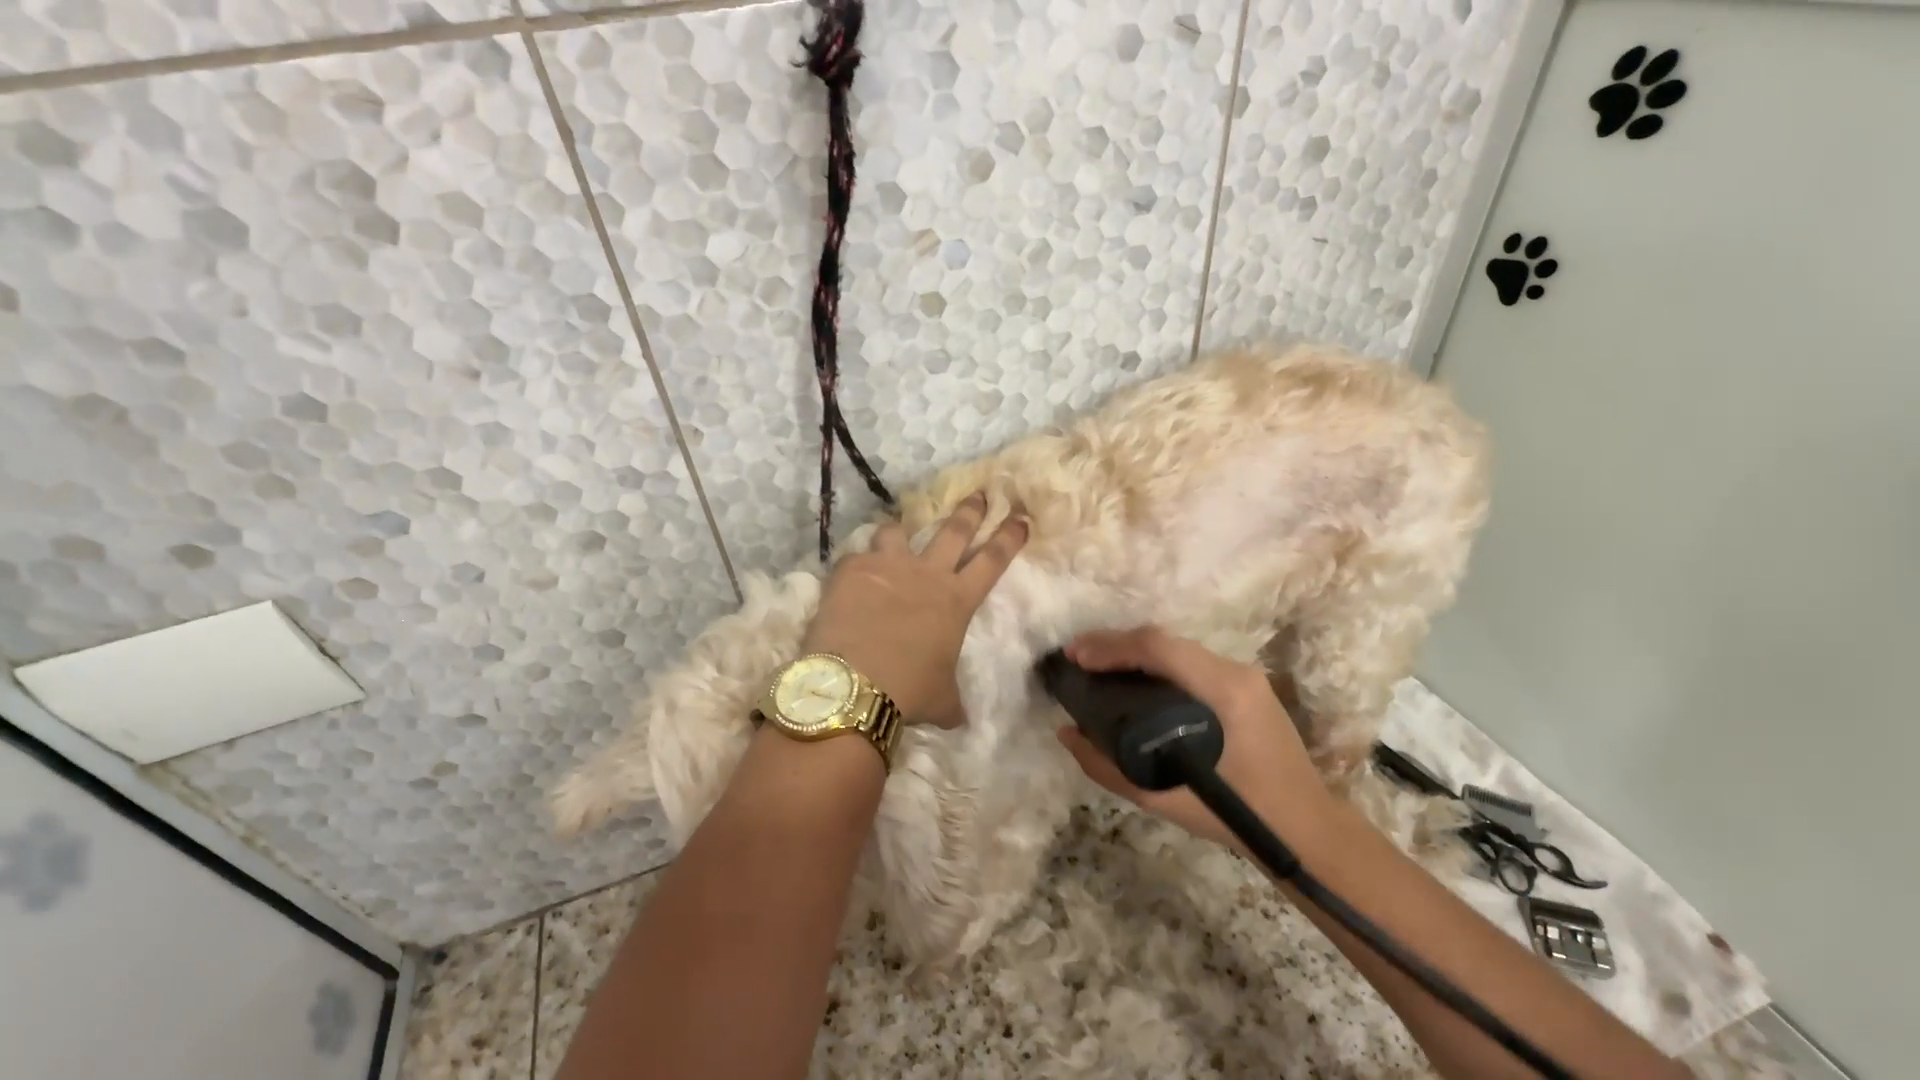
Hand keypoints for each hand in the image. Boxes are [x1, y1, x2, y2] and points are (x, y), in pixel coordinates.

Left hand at [801, 493, 1027, 727]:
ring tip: (896, 537)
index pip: (993, 560)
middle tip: (980, 494)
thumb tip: (957, 718)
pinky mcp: (852, 569)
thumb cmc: (909, 691)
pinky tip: (850, 580)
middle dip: (970, 511)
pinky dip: (857, 566)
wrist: (855, 683)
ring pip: (897, 533)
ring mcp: (888, 566)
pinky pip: (856, 557)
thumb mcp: (942, 699)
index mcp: (957, 601)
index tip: (1021, 517)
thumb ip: (951, 701)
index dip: (1009, 537)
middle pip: (954, 531)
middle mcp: (927, 574)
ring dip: (900, 534)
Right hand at [1055, 627, 1335, 851]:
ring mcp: (1245, 677)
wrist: (1307, 830)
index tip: (1074, 657)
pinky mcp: (1246, 688)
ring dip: (1135, 652)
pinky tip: (1133, 680)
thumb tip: (1067, 734)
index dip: (1111, 647)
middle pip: (1166, 641)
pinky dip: (1156, 665)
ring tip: (1096, 667)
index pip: (1158, 649)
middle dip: (1116, 645)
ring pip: (1178, 649)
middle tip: (1076, 659)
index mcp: (1225, 691)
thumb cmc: (1241, 817)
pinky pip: (1191, 664)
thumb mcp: (1166, 799)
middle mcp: (1237, 672)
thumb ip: (1109, 767)